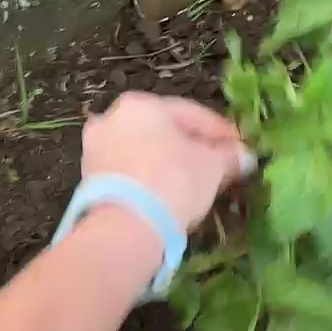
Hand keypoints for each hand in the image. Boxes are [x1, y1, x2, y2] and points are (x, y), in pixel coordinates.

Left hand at [80, 92, 251, 229]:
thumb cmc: (173, 181)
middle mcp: (112, 118)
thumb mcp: (212, 166)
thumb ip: (229, 156)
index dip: (220, 132)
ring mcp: (95, 148)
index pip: (190, 113)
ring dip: (169, 162)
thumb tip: (243, 156)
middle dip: (192, 146)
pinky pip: (129, 171)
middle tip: (220, 164)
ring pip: (143, 151)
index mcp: (140, 104)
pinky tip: (167, 192)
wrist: (125, 226)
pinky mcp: (88, 178)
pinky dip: (148, 178)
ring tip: (196, 181)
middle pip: (163, 131)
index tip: (241, 148)